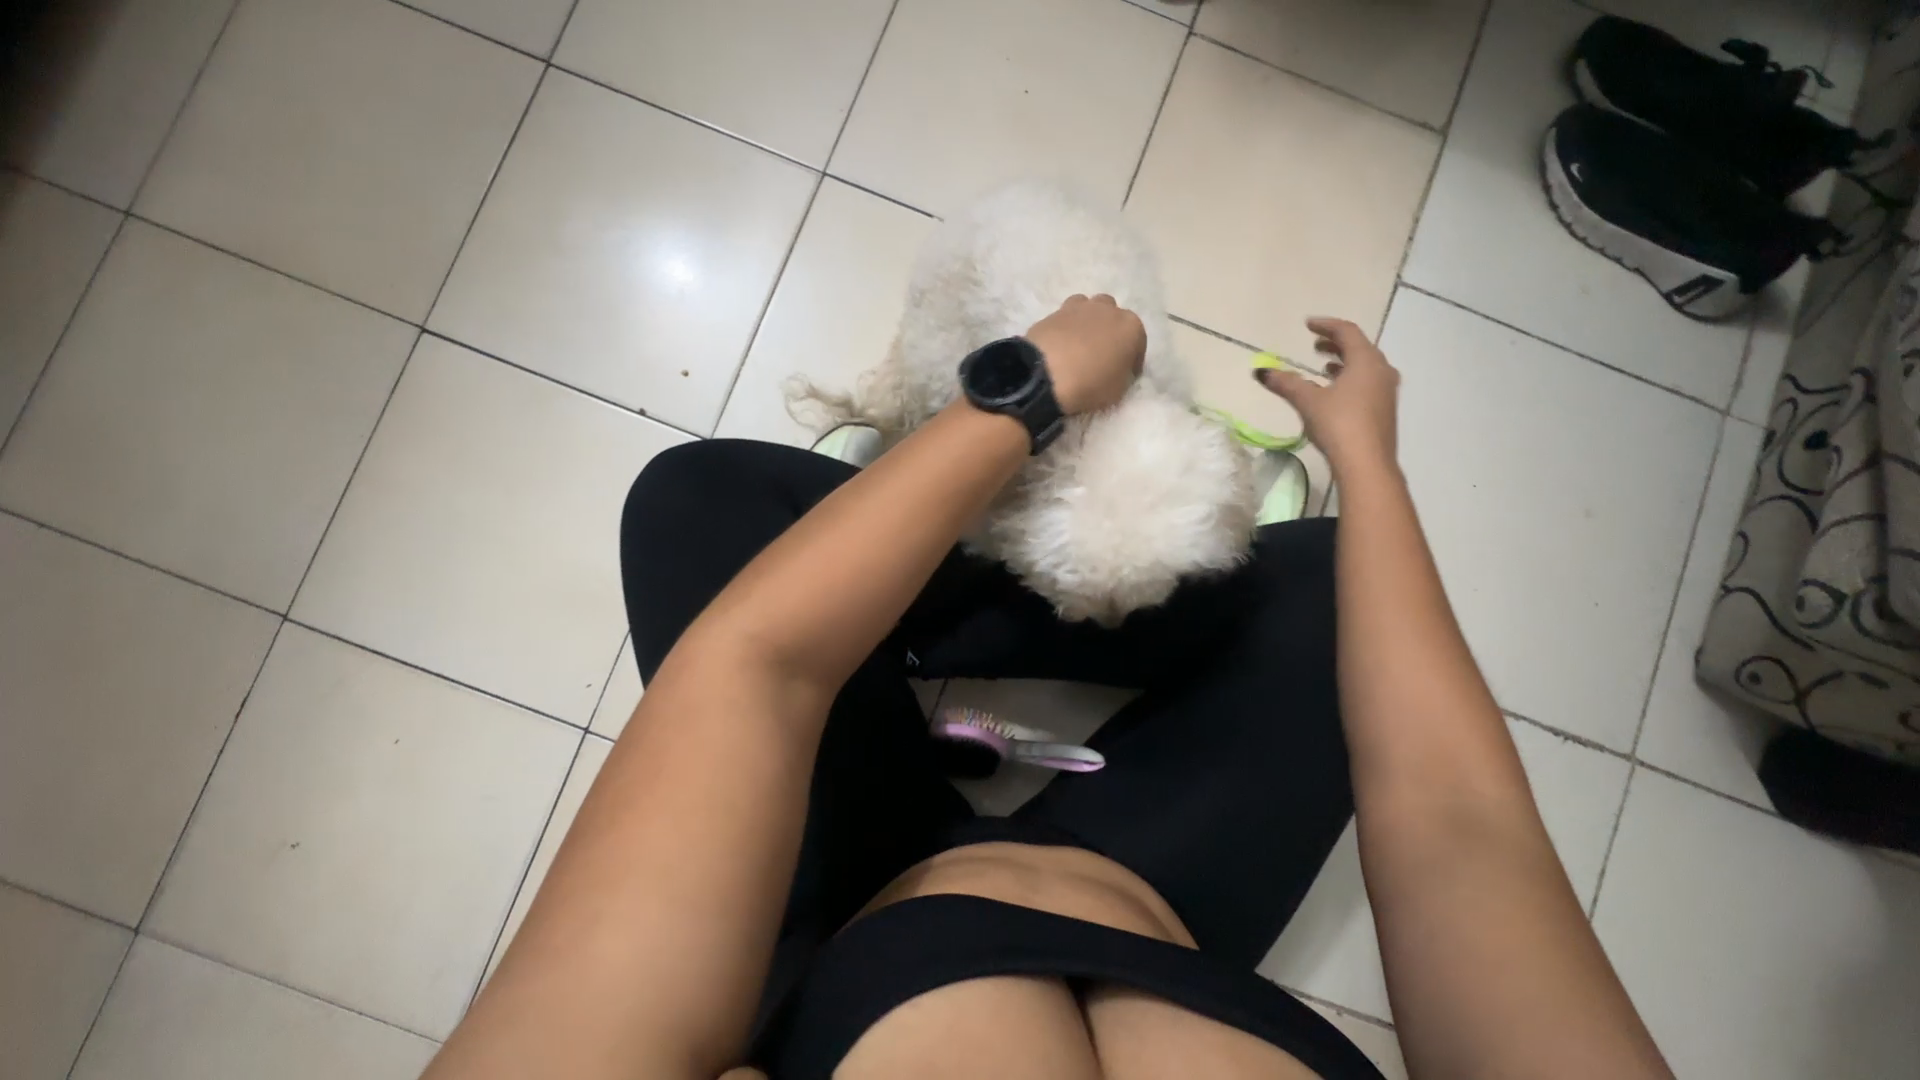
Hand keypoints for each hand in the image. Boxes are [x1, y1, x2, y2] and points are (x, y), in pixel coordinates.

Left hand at [1026, 294, 1145, 414]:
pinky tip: (1061, 344)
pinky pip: (1066, 317)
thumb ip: (1122, 375)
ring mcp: (1079, 307)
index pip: (1139, 343)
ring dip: (1089, 322)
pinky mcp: (1054, 311)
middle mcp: (1108, 310)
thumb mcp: (1118, 390)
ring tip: (1080, 344)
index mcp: (1131, 327)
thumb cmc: (1090, 384)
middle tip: (1102, 354)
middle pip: (1114, 317)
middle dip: (1111, 332)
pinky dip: (1067, 328)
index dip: (1132, 360)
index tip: (1126, 374)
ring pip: (1090, 309)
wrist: (1045, 373)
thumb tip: (1116, 369)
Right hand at [1257, 317, 1399, 470]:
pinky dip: (1351, 378)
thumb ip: (1286, 383)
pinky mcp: (1385, 409)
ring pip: (1365, 366)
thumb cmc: (1339, 424)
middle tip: (1315, 345)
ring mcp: (1386, 390)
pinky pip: (1368, 382)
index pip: (1347, 332)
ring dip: (1344, 362)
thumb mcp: (1308, 401)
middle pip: (1359, 347)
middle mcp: (1381, 370)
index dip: (1326, 326)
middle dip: (1336, 344)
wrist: (1367, 462)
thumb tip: (1261, 372)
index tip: (1308, 325)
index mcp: (1365, 361)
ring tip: (1324, 366)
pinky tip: (1335, 392)